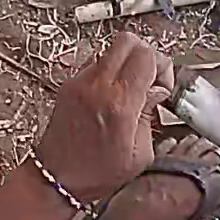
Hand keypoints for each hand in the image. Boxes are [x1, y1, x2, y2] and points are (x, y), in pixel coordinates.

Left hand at [36, 32, 173, 201]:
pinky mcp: (70, 84)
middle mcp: (97, 86)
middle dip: (146, 54)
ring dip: (126, 62)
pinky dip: (110, 72)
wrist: (56, 178)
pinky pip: (96, 64)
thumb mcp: (140, 154)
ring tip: (131, 90)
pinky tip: (113, 96)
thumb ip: (150, 115)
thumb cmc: (95, 173)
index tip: (163, 85)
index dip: (162, 66)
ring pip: (111, 49)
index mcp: (119, 104)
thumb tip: (157, 91)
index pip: (147, 56)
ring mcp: (80, 82)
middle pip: (128, 40)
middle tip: (150, 78)